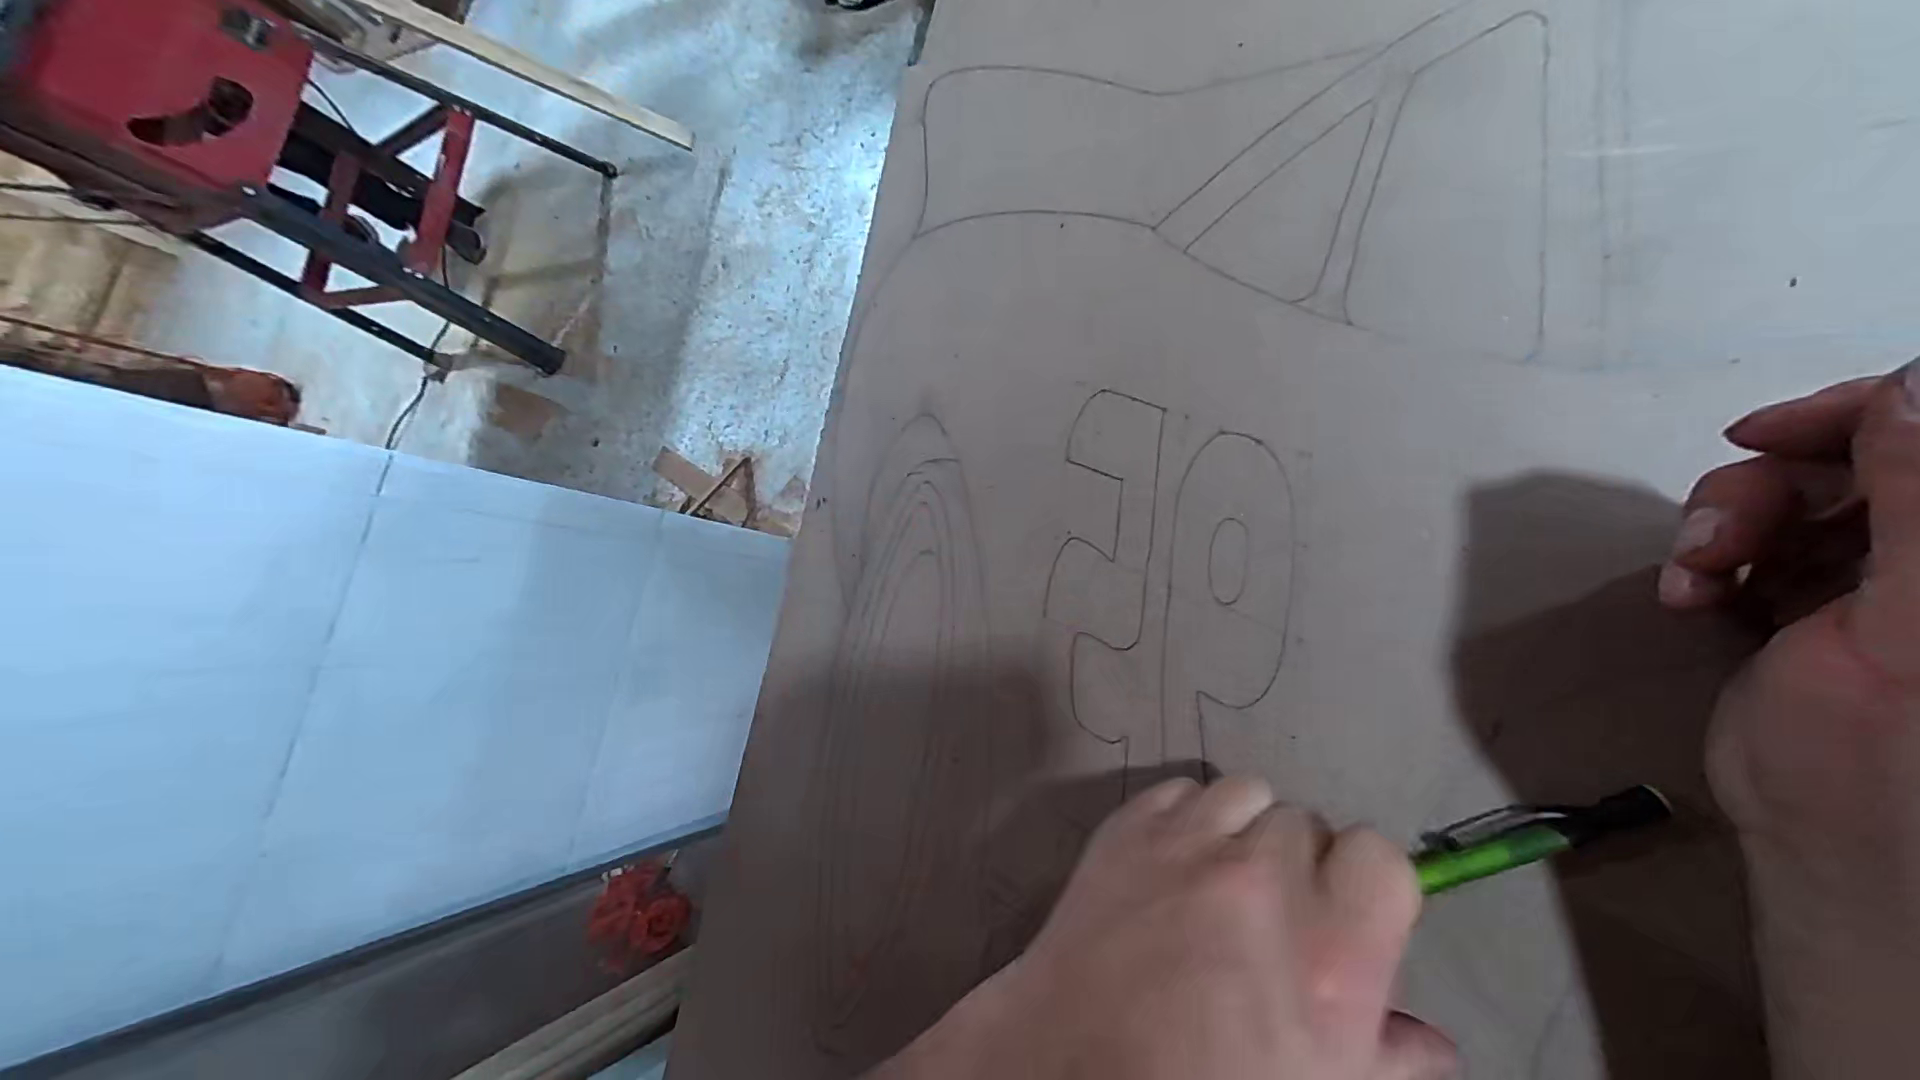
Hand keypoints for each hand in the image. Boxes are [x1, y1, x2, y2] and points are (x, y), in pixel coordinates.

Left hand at [872, 776, 1454, 1079]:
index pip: (1379, 856)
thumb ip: (1388, 1056)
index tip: (1341, 908)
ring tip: (1219, 873)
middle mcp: (1261, 875)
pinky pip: (1177, 790)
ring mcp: (1186, 840)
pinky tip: (1170, 857)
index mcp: (1331, 946)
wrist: (1083, 1066)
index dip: (1363, 882)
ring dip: (1241, 826)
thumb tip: (1433, 1041)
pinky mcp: (1127, 825)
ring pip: (1241, 792)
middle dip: (1294, 859)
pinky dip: (1183, 814)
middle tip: (1268, 907)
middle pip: (1302, 820)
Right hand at [1660, 367, 1919, 1079]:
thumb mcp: (1906, 623)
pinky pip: (1755, 548)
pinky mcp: (1817, 602)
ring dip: (1720, 532)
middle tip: (1711, 543)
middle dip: (1761, 492)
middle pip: (1856, 462)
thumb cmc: (1884, 752)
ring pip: (1793, 502)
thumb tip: (1918, 384)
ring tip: (1690, 581)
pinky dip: (1711, 562)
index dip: (1859, 413)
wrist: (1835, 847)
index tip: (1764, 436)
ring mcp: (1886, 577)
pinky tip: (1693, 595)